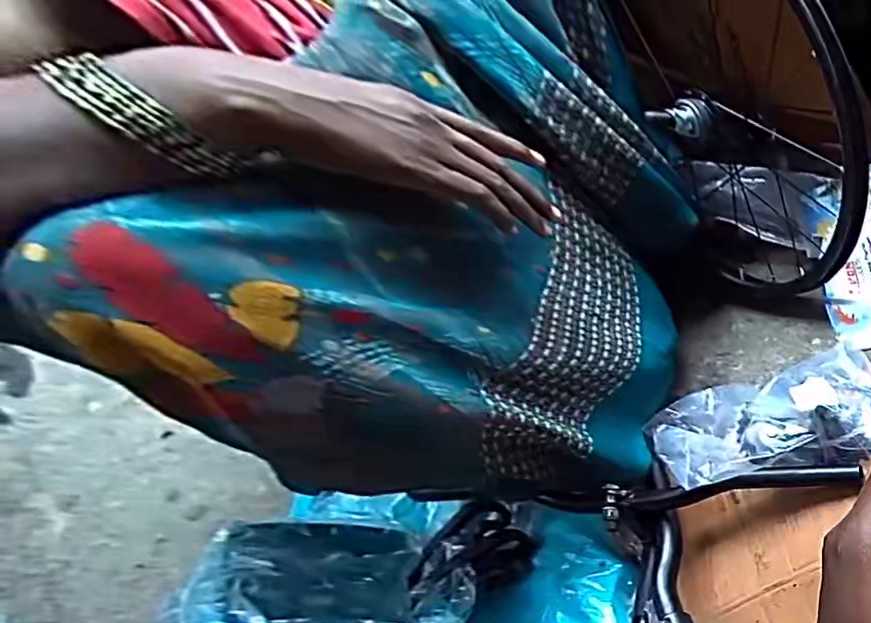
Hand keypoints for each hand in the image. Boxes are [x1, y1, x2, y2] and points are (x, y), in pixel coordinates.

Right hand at [112, 48, 554, 233]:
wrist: (275, 101)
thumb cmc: (303, 107)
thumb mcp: (363, 112)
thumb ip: (397, 131)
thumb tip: (410, 152)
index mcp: (418, 106)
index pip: (480, 132)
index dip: (516, 149)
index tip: (541, 164)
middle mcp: (432, 125)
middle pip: (498, 163)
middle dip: (530, 192)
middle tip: (552, 216)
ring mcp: (429, 146)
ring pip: (495, 181)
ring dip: (523, 209)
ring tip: (540, 230)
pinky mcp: (422, 169)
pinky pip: (476, 194)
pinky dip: (498, 213)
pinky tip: (508, 229)